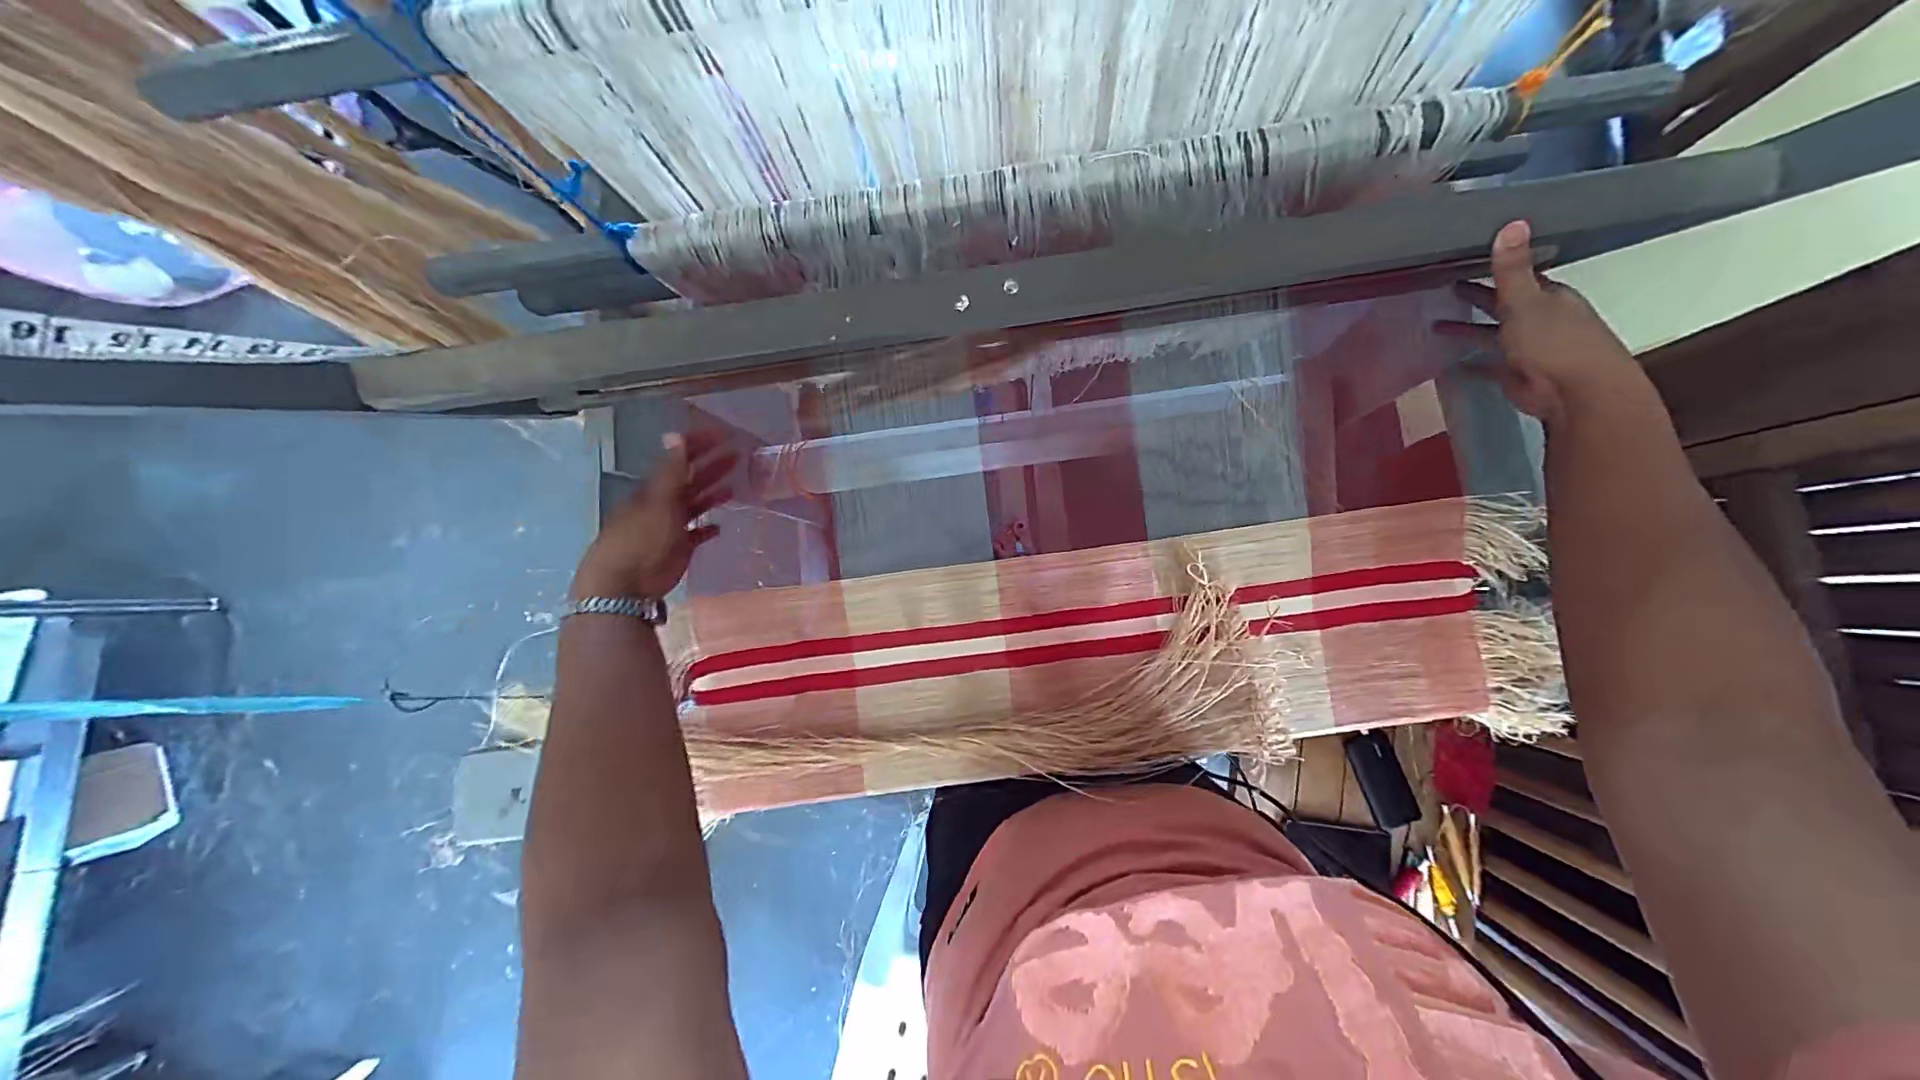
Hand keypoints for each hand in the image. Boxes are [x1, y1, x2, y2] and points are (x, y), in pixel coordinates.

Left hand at [571, 430, 736, 600]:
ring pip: (694, 506)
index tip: (723, 434)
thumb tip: (674, 434)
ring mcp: (669, 528)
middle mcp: (662, 505)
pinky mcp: (677, 551)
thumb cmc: (641, 541)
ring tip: (735, 485)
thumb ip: (671, 471)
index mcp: (654, 489)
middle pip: (689, 481)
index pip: (678, 459)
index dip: (698, 445)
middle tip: (737, 455)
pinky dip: (707, 529)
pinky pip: (695, 535)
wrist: (623, 588)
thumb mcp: (658, 503)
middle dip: (711, 466)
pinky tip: (720, 527)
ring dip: (713, 494)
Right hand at [1437, 219, 1639, 427]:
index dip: (1495, 270)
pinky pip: (1487, 364)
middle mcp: (1540, 319)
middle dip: (1478, 298)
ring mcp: (1528, 348)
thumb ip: (1513, 268)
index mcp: (1548, 297)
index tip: (1467, 262)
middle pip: (1503, 305)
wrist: (1574, 391)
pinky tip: (1451, 362)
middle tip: (1446, 288)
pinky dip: (1471, 363)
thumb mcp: (1527, 301)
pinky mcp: (1514, 374)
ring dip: (1468, 330)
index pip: (1519, 277)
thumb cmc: (1554, 342)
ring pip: (1492, 334)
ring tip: (1436, 325)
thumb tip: (1512, 223)